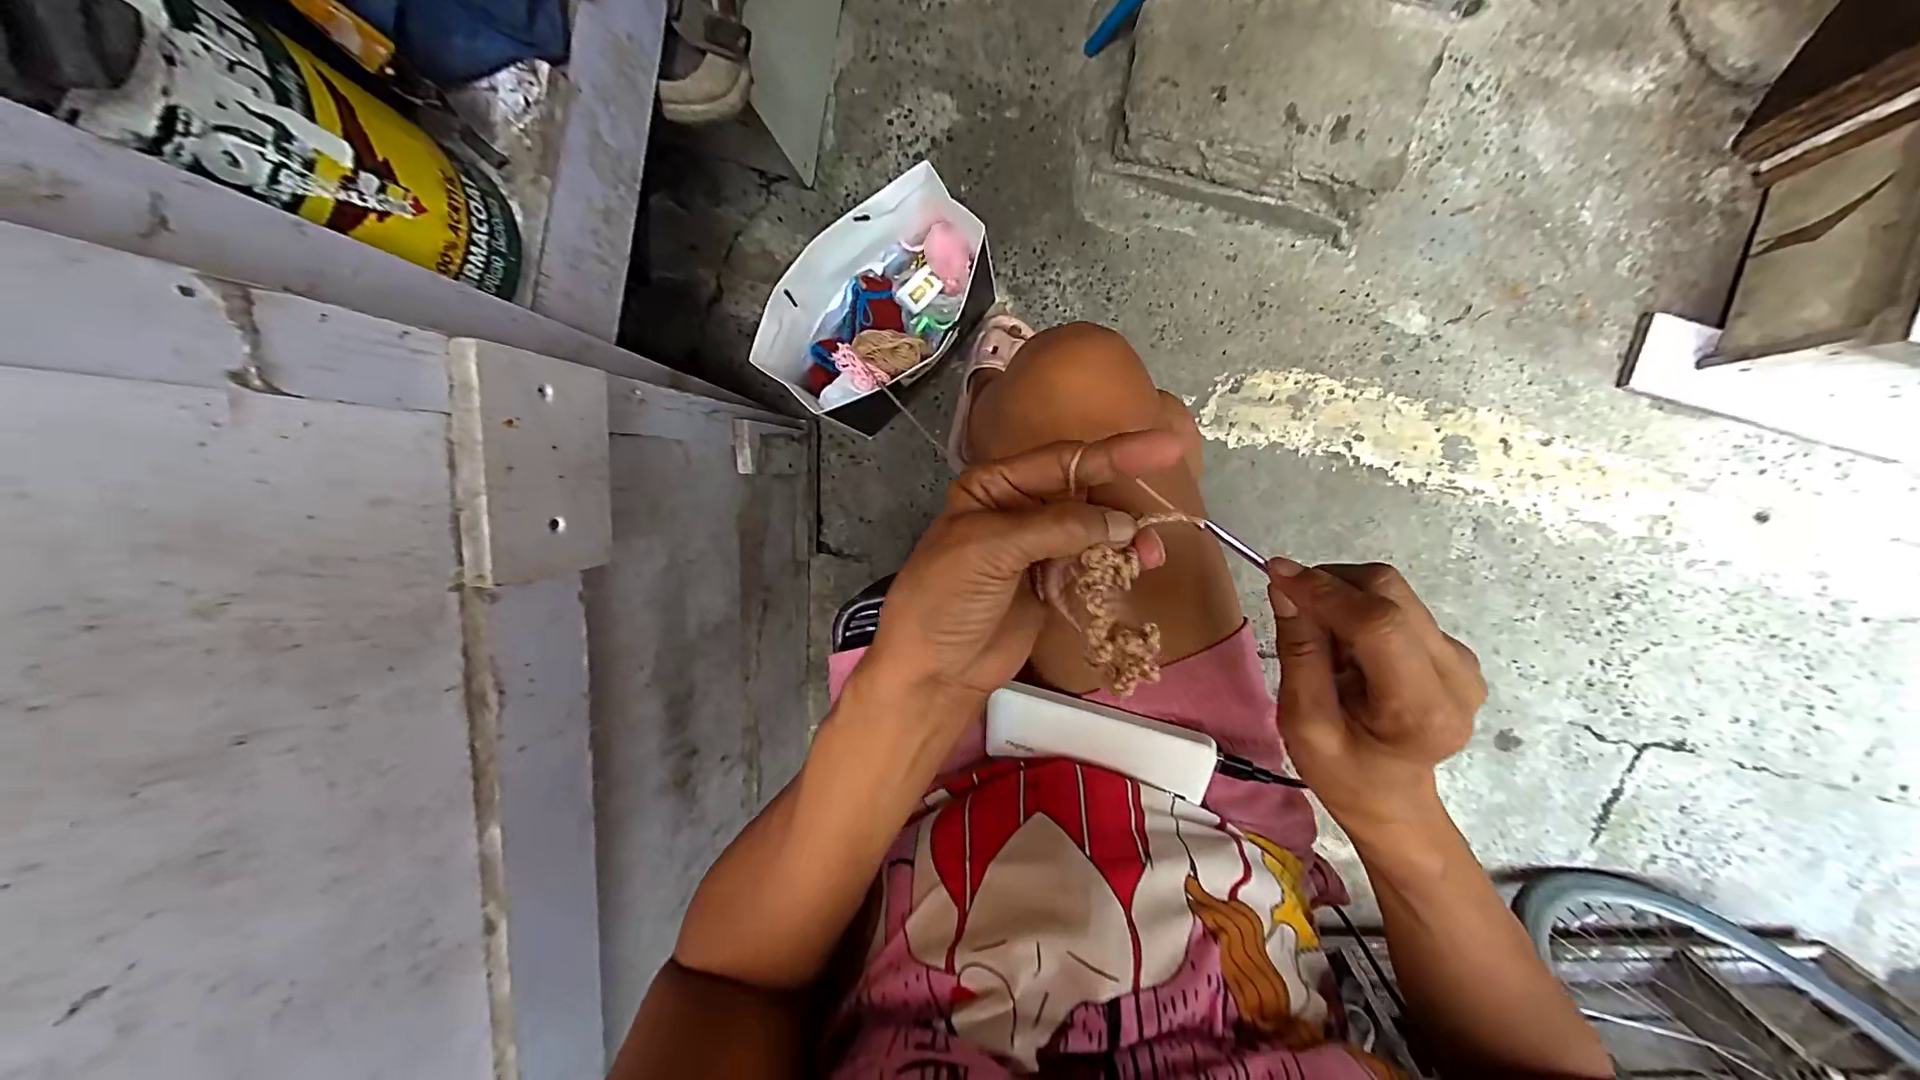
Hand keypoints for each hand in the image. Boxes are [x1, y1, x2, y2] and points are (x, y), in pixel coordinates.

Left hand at [860, 432, 1183, 720]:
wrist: (934, 669)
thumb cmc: (945, 598)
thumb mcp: (991, 549)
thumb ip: (1056, 527)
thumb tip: (1121, 522)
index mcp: (994, 485)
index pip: (1062, 461)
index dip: (1115, 454)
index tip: (1166, 446)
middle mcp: (1018, 508)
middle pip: (1085, 492)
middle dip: (1123, 505)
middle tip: (1158, 529)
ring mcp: (1036, 546)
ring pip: (1094, 529)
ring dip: (1125, 541)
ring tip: (1148, 560)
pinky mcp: (1050, 581)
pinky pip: (1092, 563)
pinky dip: (1113, 566)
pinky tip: (1128, 573)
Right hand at [1266, 561, 1484, 828]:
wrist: (1390, 797)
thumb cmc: (1341, 771)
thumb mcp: (1302, 721)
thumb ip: (1299, 652)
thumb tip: (1285, 587)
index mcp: (1421, 708)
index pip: (1378, 624)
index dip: (1324, 590)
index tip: (1276, 573)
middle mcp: (1456, 676)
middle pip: (1389, 593)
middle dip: (1329, 586)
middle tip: (1290, 606)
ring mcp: (1461, 660)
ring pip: (1392, 592)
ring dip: (1341, 598)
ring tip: (1319, 638)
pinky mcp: (1452, 650)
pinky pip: (1396, 604)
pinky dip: (1357, 609)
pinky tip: (1344, 646)